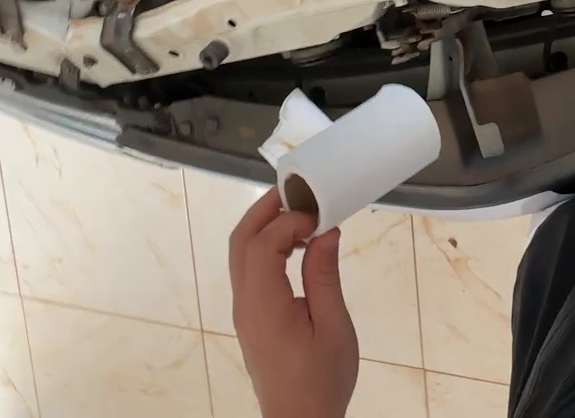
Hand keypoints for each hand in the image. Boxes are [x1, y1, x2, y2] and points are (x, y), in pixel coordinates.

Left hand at [228, 190, 358, 417]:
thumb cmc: (322, 380)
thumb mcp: (334, 328)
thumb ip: (324, 276)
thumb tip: (325, 230)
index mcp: (264, 306)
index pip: (261, 244)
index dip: (288, 221)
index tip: (320, 219)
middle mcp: (245, 303)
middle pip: (241, 241)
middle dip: (266, 209)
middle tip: (301, 193)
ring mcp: (244, 310)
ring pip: (241, 252)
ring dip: (266, 224)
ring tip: (303, 214)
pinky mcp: (251, 316)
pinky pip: (249, 267)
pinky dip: (268, 244)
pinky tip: (297, 245)